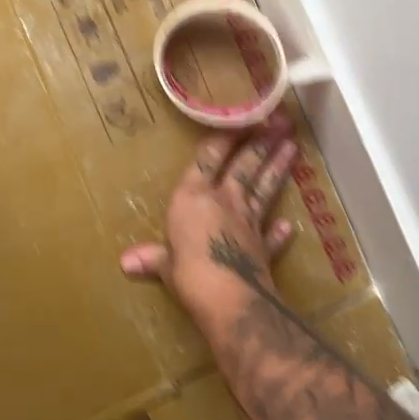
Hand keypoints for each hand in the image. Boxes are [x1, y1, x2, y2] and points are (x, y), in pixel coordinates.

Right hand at [120, 114, 299, 326]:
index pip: (208, 158)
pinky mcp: (263, 248)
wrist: (232, 301)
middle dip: (260, 143)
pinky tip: (291, 224)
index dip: (224, 138)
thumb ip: (152, 258)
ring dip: (278, 168)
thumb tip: (125, 263)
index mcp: (192, 197)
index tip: (241, 118)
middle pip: (244, 166)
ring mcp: (247, 223)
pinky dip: (281, 231)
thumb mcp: (165, 264)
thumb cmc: (190, 273)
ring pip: (263, 189)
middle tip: (281, 123)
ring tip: (293, 147)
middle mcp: (223, 201)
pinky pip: (272, 235)